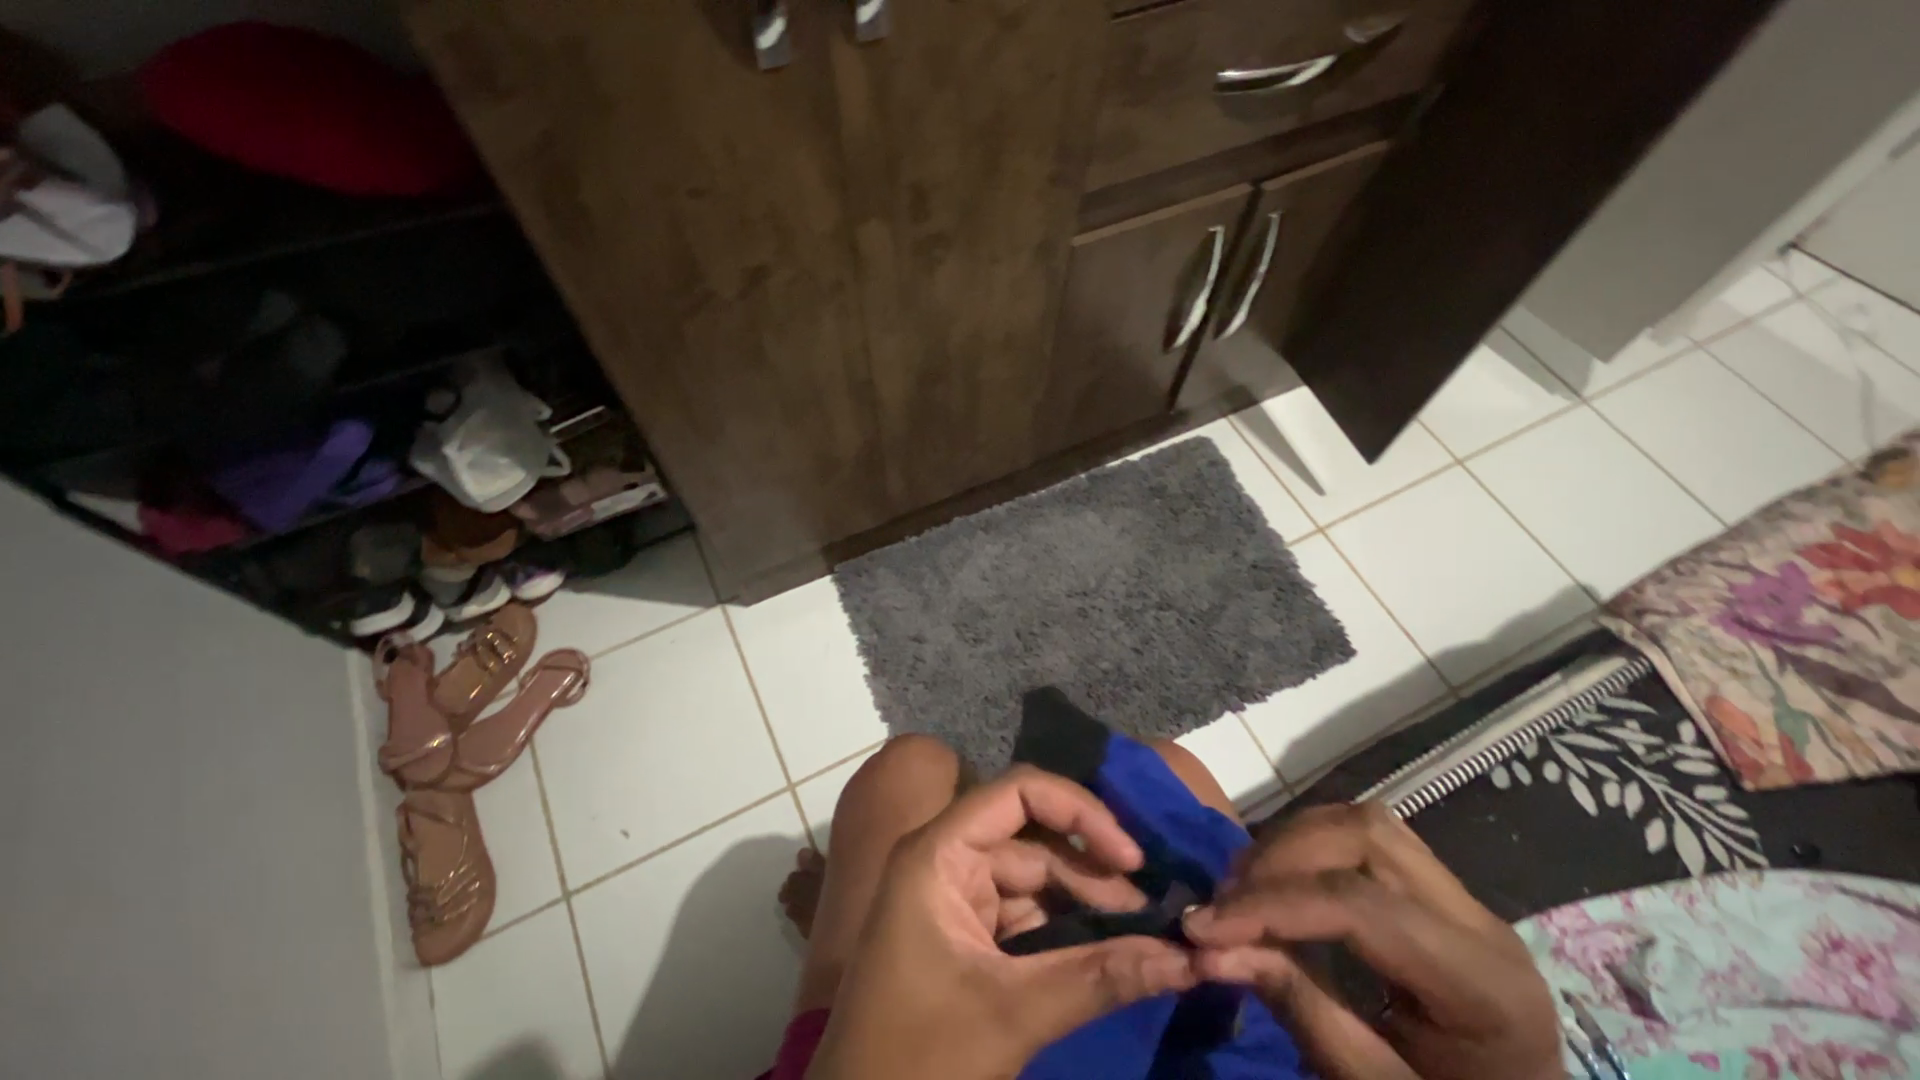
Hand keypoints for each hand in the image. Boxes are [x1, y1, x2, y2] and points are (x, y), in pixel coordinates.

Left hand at [806, 766, 1199, 1079]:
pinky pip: (1026, 914)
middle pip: (1033, 839)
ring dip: (1087, 902)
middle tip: (1155, 913)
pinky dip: (1066, 929)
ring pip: (1035, 879)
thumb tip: (1188, 961)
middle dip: (1094, 871)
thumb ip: (1100, 978)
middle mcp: (944, 860)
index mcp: (937, 853)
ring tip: (1144, 934)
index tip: (1132, 860)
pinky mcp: (964, 935)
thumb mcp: (1013, 1012)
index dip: (1080, 813)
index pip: (1018, 794)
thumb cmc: (919, 1054)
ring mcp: (953, 898)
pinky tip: (1109, 949)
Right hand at [1182, 803, 1563, 1079]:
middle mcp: (1481, 923)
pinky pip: (1370, 840)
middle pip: (1366, 837)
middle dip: (1279, 858)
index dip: (1273, 906)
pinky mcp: (1443, 895)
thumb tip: (1212, 951)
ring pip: (1366, 823)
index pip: (1362, 907)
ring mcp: (1465, 901)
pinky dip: (1312, 847)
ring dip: (1292, 843)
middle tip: (1222, 904)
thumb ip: (1303, 1014)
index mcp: (1484, 985)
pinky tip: (1280, 883)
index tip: (1202, 928)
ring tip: (1242, 889)